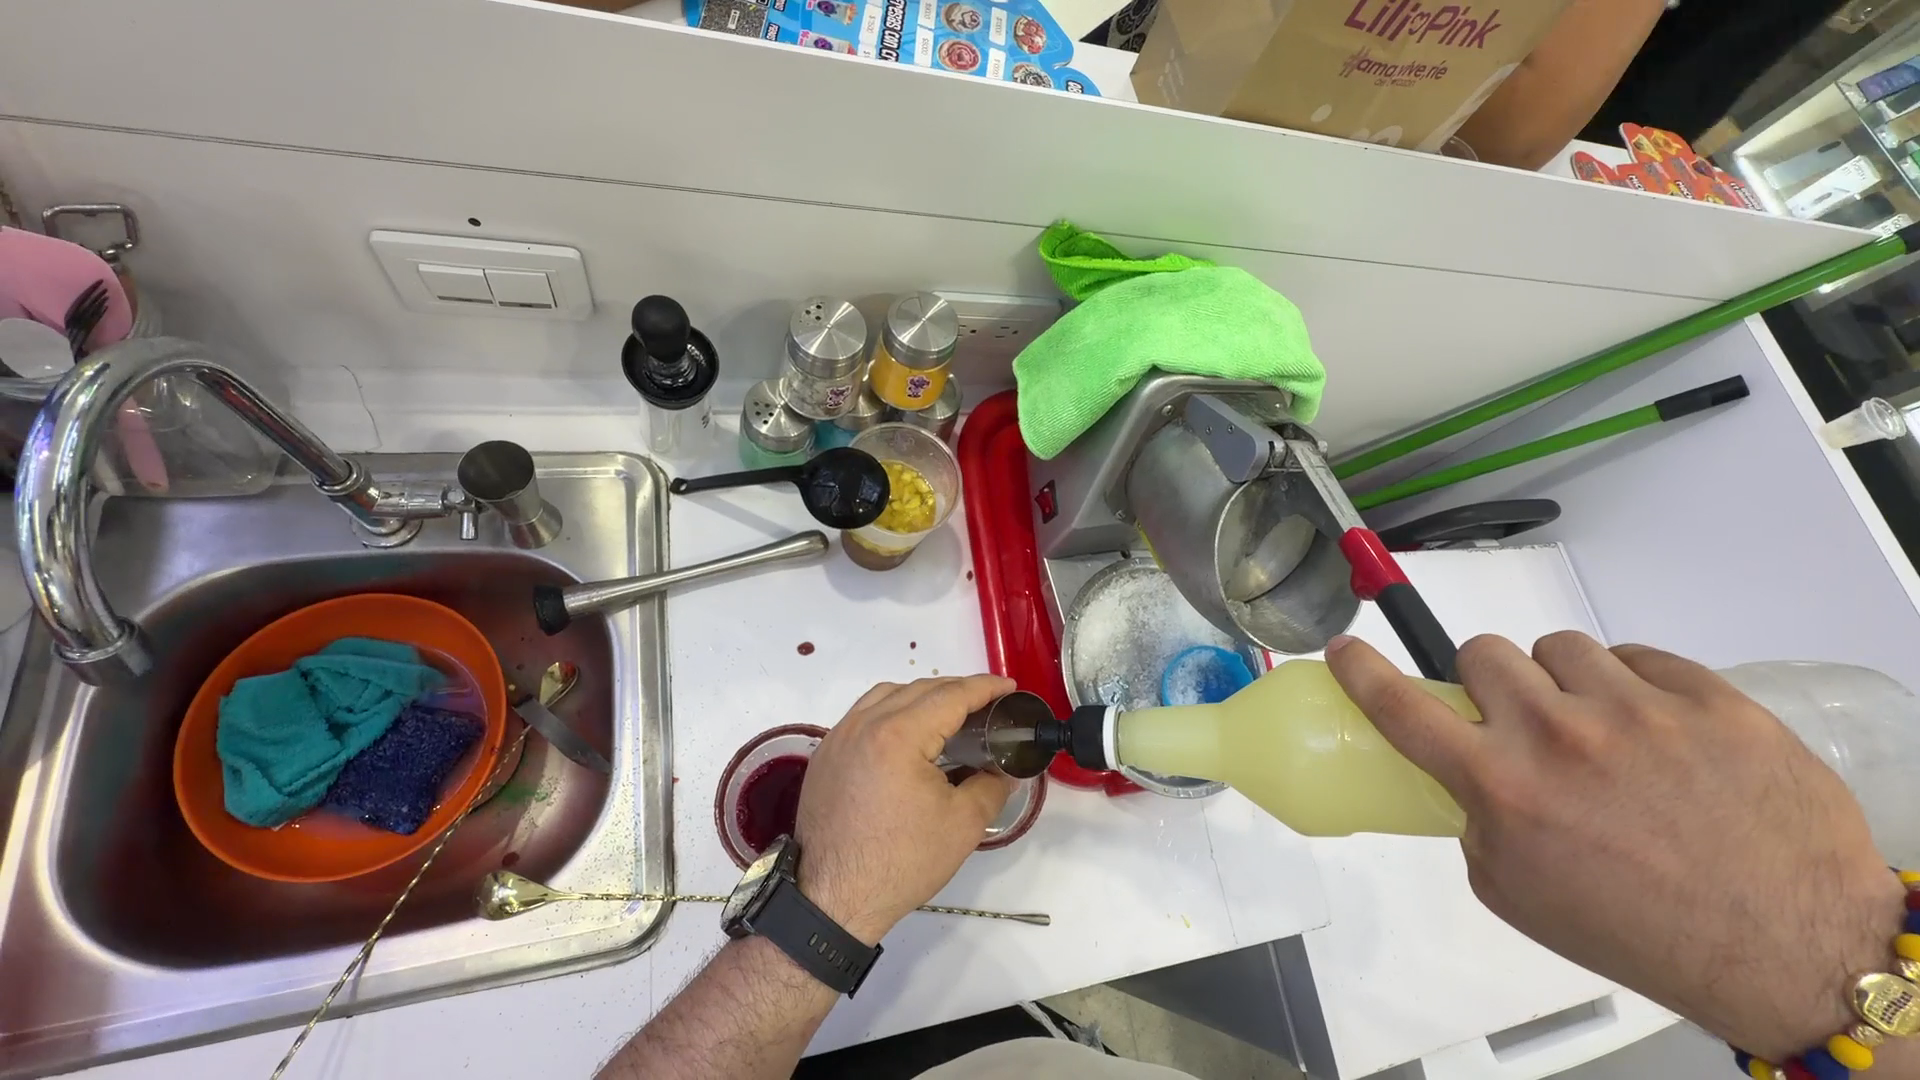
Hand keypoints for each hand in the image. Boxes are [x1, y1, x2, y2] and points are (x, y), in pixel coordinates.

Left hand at [795, 675, 1017, 944]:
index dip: (984, 688)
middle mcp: (864, 724)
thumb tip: (1005, 769)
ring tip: (949, 715)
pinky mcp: (826, 754)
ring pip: (887, 695)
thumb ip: (991, 786)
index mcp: (898, 735)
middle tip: (987, 705)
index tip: (1009, 687)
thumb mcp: (962, 825)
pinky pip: (863, 714)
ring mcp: (839, 737)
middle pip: (918, 689)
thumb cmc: (901, 862)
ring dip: (922, 696)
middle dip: (956, 690)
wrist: (832, 899)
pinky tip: (909, 734)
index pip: (950, 696)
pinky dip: (892, 711)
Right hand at [1326, 632, 1904, 1063]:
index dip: (1361, 670)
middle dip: (1488, 681)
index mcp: (1501, 786)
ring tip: (1598, 726)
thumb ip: (1472, 817)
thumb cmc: (1632, 929)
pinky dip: (1633, 685)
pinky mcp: (1712, 700)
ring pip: (1558, 647)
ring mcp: (1638, 710)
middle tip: (1518, 718)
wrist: (1794, 950)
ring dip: (1561, 681)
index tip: (1344, 647)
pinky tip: (1657, 730)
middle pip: (1481, 651)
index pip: (1402, 707)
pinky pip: (1639, 656)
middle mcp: (1558, 735)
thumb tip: (1467, 771)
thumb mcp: (1511, 889)